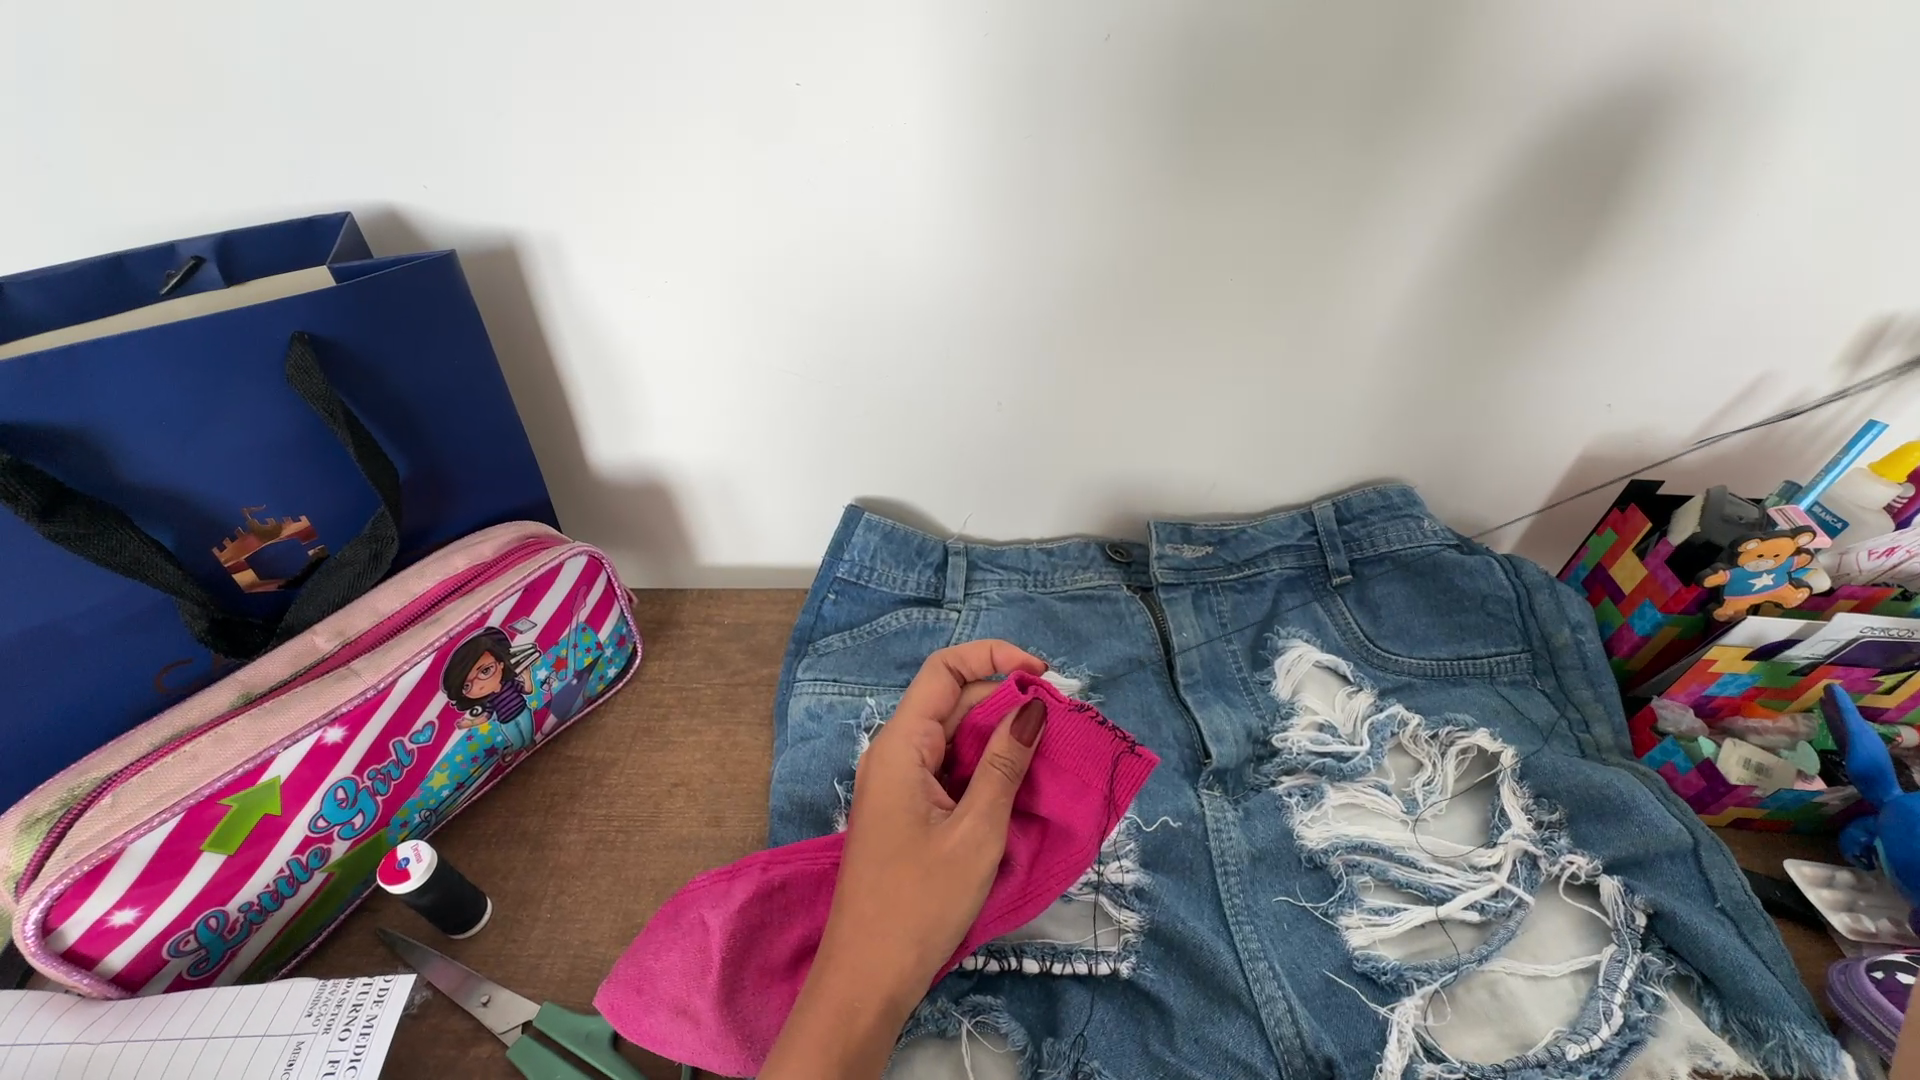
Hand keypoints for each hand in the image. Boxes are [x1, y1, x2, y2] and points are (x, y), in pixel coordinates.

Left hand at [760, 640, 1048, 1078]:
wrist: (866, 980)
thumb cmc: (920, 904)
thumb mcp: (976, 831)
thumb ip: (1006, 763)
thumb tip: (1034, 706)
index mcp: (901, 745)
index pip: (945, 669)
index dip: (994, 657)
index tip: (1044, 675)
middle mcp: (895, 752)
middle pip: (953, 701)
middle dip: (1007, 701)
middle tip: (1061, 724)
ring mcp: (900, 782)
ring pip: (955, 736)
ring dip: (1001, 737)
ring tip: (1050, 753)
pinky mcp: (908, 809)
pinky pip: (950, 768)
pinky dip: (986, 767)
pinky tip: (1020, 783)